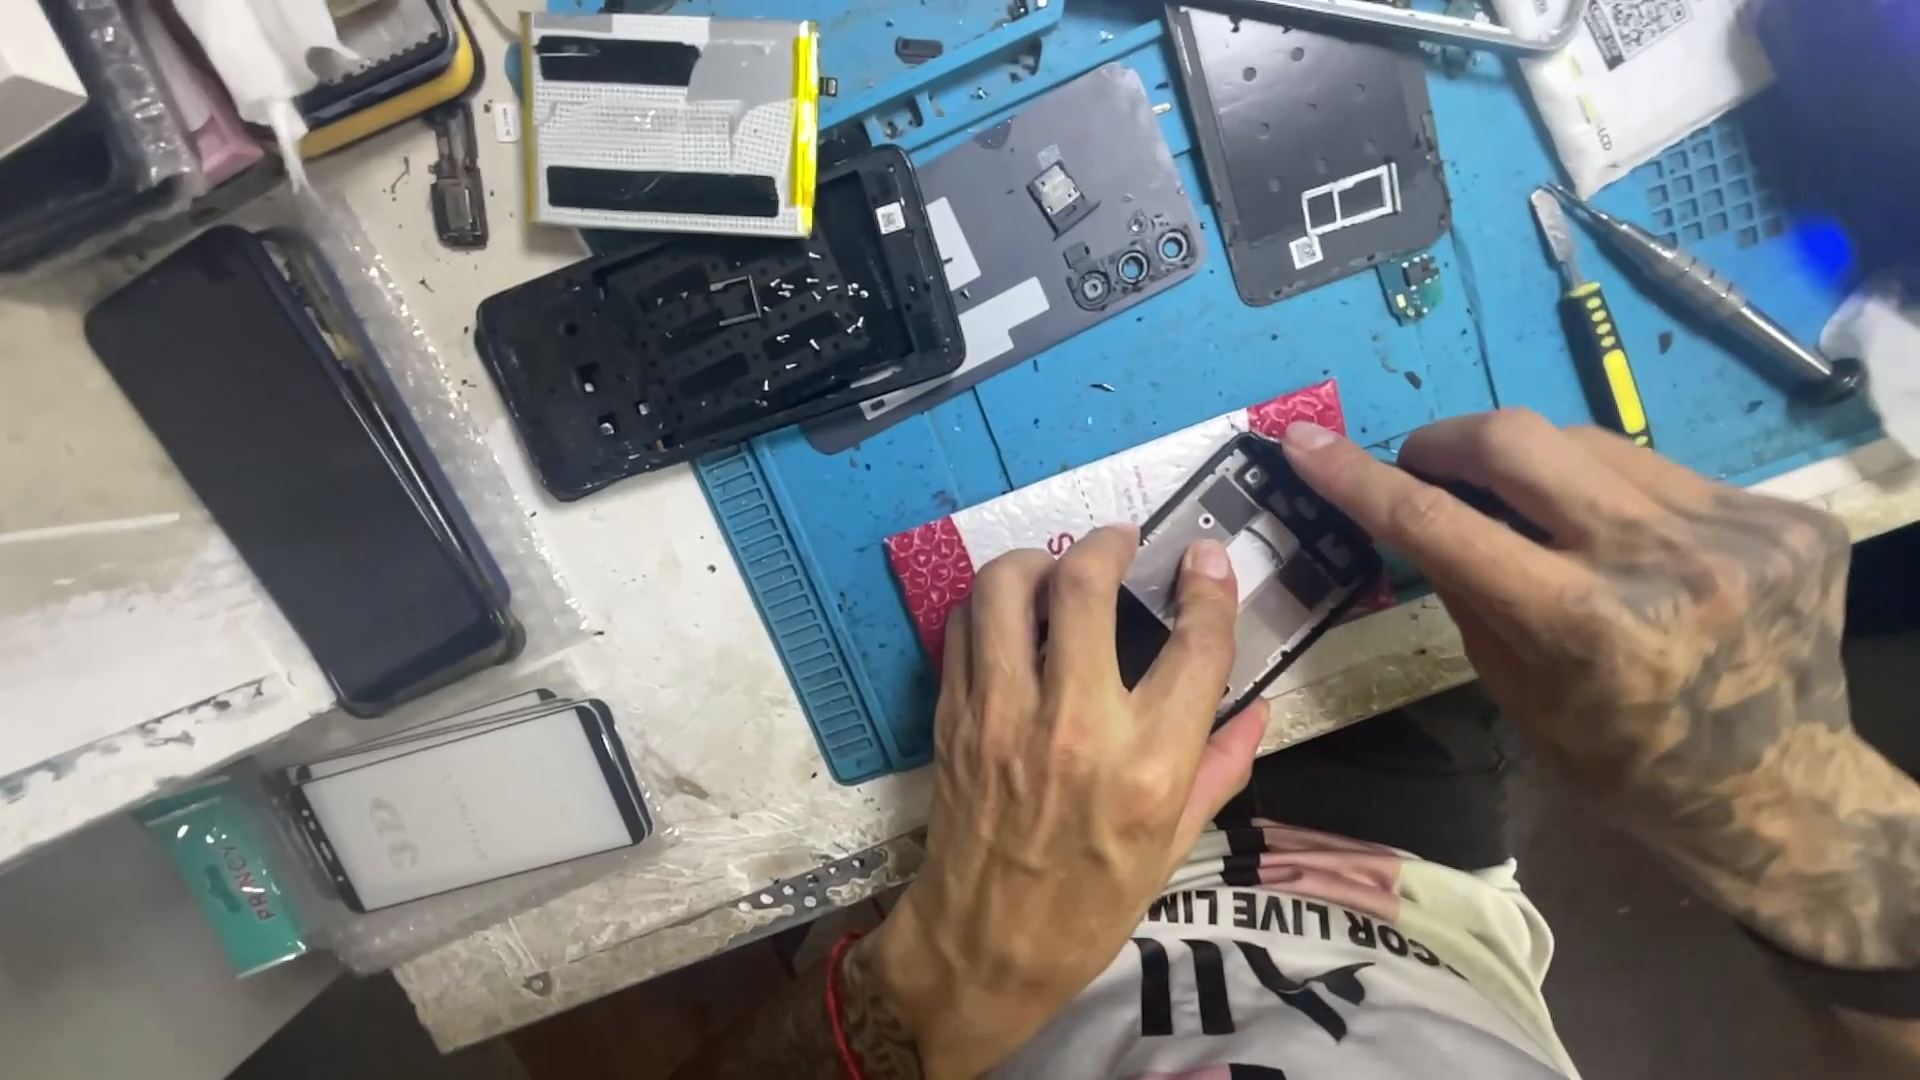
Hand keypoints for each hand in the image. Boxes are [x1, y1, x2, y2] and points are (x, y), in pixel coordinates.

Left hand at [858, 526, 1268, 1077]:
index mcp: (1147, 765)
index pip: (1194, 645)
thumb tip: (1256, 706)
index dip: (1208, 587)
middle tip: (1118, 541)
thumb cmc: (1091, 902)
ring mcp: (1002, 714)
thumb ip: (1220, 766)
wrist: (986, 942)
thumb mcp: (1176, 845)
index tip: (1203, 558)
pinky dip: (989, 604)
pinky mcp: (955, 714)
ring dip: (1035, 560)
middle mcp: (1074, 725)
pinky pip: (963, 626)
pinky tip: (1011, 615)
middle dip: (1106, 545)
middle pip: (1084, 588)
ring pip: (1005, 589)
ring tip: (1055, 569)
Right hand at [1278, 410, 1919, 970]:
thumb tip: (1409, 500)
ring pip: (1577, 437)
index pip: (1435, 523)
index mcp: (1579, 625)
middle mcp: (1663, 563)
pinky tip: (1595, 526)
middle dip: (1440, 442)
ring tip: (1514, 507)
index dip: (1355, 477)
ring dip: (1516, 462)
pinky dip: (1588, 483)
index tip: (1303, 445)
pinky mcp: (1784, 514)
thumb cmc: (1605, 752)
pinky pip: (1642, 464)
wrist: (1776, 790)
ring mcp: (1736, 531)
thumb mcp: (1503, 676)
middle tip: (1420, 468)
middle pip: (1513, 440)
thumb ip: (1458, 579)